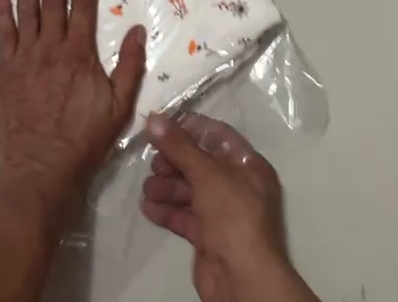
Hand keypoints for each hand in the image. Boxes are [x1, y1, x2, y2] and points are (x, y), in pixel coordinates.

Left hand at [0, 0, 146, 216]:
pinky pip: (4, 34)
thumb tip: (139, 29)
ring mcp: (25, 58)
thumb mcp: (119, 107)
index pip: (84, 3)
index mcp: (80, 53)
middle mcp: (51, 47)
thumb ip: (130, 67)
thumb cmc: (84, 140)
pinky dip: (1, 11)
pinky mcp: (5, 71)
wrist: (40, 170)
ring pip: (26, 9)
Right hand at [142, 113, 316, 301]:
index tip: (164, 125)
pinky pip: (185, 216)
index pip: (219, 136)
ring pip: (190, 191)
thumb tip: (153, 118)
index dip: (192, 128)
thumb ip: (179, 146)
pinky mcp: (208, 237)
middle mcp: (238, 186)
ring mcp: (223, 213)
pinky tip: (148, 207)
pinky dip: (167, 210)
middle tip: (154, 163)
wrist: (242, 279)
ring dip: (167, 187)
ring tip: (148, 189)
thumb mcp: (207, 173)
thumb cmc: (233, 214)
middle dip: (175, 161)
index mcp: (249, 165)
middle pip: (201, 164)